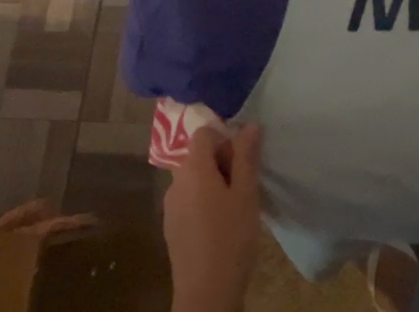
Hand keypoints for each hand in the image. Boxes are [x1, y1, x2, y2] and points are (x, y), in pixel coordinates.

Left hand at [164, 124, 262, 311]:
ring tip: (235, 207)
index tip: (244, 160)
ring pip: (194, 179)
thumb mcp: (246, 193)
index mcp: (192, 168)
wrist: (206, 293)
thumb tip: (248, 125)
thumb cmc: (231, 237)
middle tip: (245, 185)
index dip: (225, 138)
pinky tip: (220, 226)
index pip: (203, 133)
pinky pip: (189, 200)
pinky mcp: (171, 227)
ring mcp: (170, 206)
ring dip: (214, 183)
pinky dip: (204, 202)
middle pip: (198, 156)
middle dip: (222, 162)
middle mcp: (175, 181)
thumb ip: (246, 156)